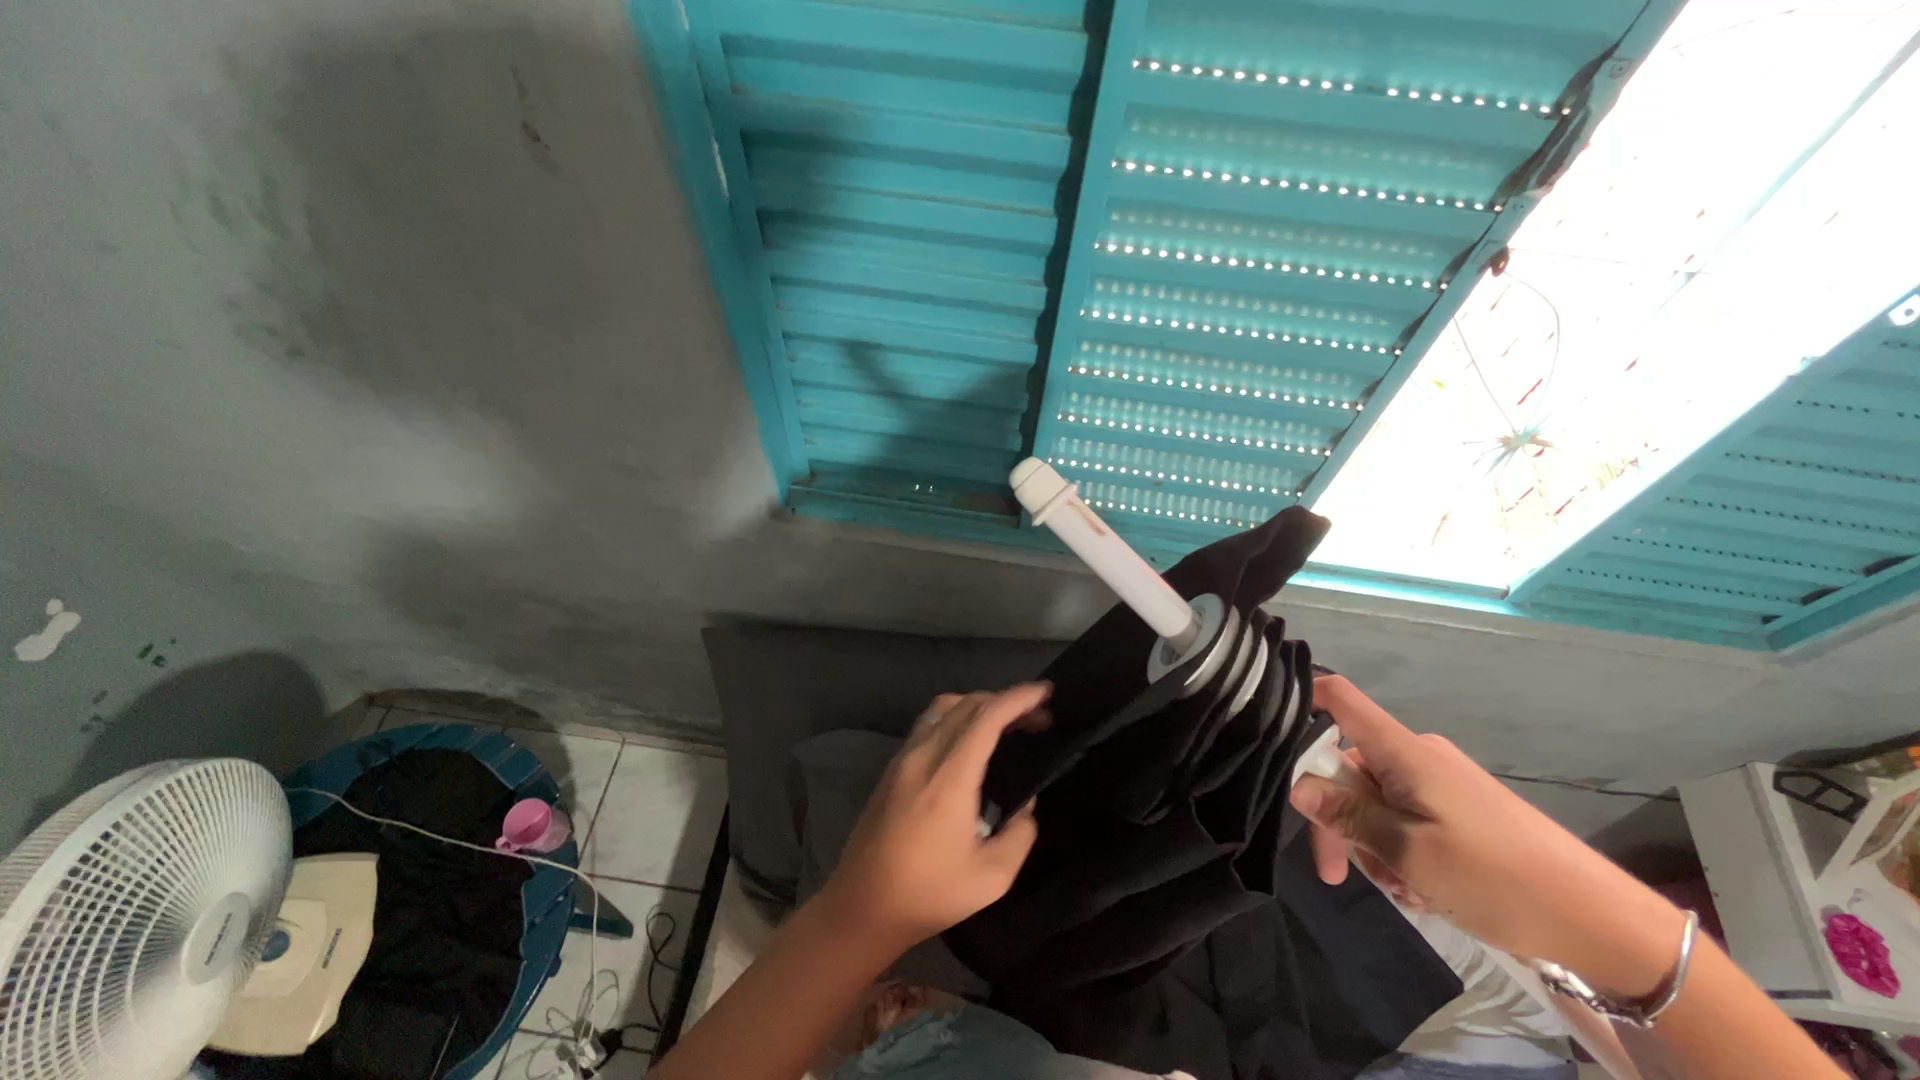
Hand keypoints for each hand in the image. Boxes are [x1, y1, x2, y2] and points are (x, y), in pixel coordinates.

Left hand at [817, 684, 1050, 950]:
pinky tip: (972, 741)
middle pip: (966, 704)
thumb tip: (1026, 804)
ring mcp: (902, 760)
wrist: (863, 906)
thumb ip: (1020, 833)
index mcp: (949, 778)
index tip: (1047, 693)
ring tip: (1006, 724)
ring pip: (942, 709)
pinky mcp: (892, 770)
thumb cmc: (929, 894)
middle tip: (1037, 718)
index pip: (986, 717)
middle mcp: (922, 757)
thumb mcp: (992, 876)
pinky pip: (927, 725)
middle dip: (1006, 701)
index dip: (1019, 698)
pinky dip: (957, 718)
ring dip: (978, 705)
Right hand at [1291, 675, 1686, 996]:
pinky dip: (1402, 852)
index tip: (1266, 727)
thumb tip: (1299, 786)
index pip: (1341, 699)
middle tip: (1342, 878)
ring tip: (1405, 891)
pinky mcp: (1459, 810)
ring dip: (1375, 847)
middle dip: (1340, 821)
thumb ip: (1350, 816)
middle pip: (1350, 769)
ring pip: (1377, 802)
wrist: (1596, 919)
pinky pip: (1408, 819)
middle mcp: (1419, 757)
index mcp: (1405, 752)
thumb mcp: (1409, 853)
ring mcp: (1441, 783)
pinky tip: (1423, 891)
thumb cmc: (1495, 878)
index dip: (1301, 699)